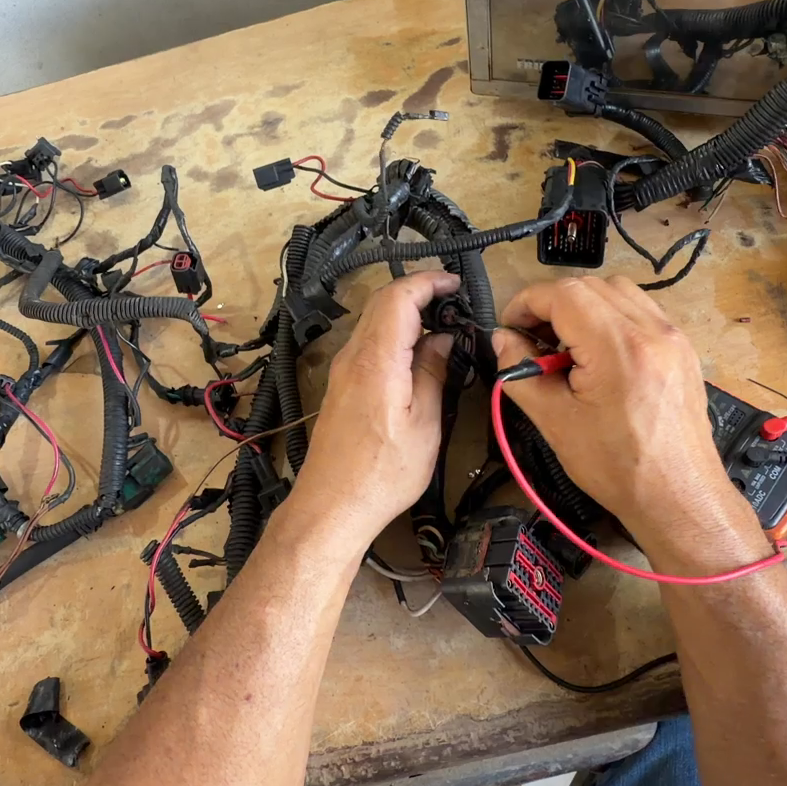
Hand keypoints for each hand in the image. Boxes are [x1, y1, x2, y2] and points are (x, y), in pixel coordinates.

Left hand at [297, 271, 458, 544]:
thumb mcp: (424, 425)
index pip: (398, 297)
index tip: (455, 282)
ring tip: (442, 323)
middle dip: (418, 290)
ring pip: (374, 320)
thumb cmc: (382, 473)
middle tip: (454, 298)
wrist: (331, 504)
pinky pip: (369, 342)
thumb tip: (443, 339)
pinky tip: (416, 352)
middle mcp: (354, 356)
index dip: (428, 281)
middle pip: (382, 302)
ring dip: (406, 312)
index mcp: (377, 359)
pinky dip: (394, 333)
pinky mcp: (342, 384)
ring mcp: (343, 369)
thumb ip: (433, 373)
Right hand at [492, 276, 766, 568]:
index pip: (563, 294)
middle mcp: (651, 330)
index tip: (510, 328)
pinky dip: (610, 316)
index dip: (527, 303)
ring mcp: (672, 337)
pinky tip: (597, 353)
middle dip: (552, 303)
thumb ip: (521, 372)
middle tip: (532, 339)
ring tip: (565, 345)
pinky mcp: (682, 349)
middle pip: (589, 285)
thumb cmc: (616, 466)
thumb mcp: (554, 421)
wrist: (680, 499)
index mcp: (618, 346)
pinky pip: (640, 310)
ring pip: (617, 291)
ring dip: (582, 305)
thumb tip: (502, 339)